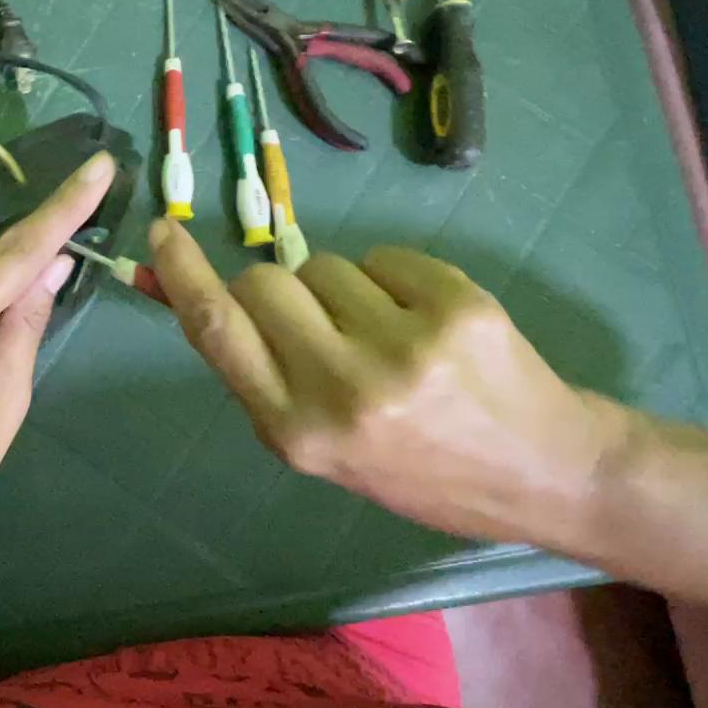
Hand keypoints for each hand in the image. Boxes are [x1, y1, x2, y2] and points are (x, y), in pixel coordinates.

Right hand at [148, 219, 629, 547]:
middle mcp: (340, 388)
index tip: (163, 233)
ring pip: (322, 265)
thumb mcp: (316, 446)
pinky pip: (383, 256)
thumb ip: (257, 373)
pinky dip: (390, 278)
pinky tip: (422, 321)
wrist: (544, 474)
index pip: (217, 331)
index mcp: (295, 430)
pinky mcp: (456, 307)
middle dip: (274, 288)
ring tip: (383, 335)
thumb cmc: (412, 468)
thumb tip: (191, 298)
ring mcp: (401, 346)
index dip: (182, 275)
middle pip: (263, 282)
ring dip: (338, 289)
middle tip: (312, 321)